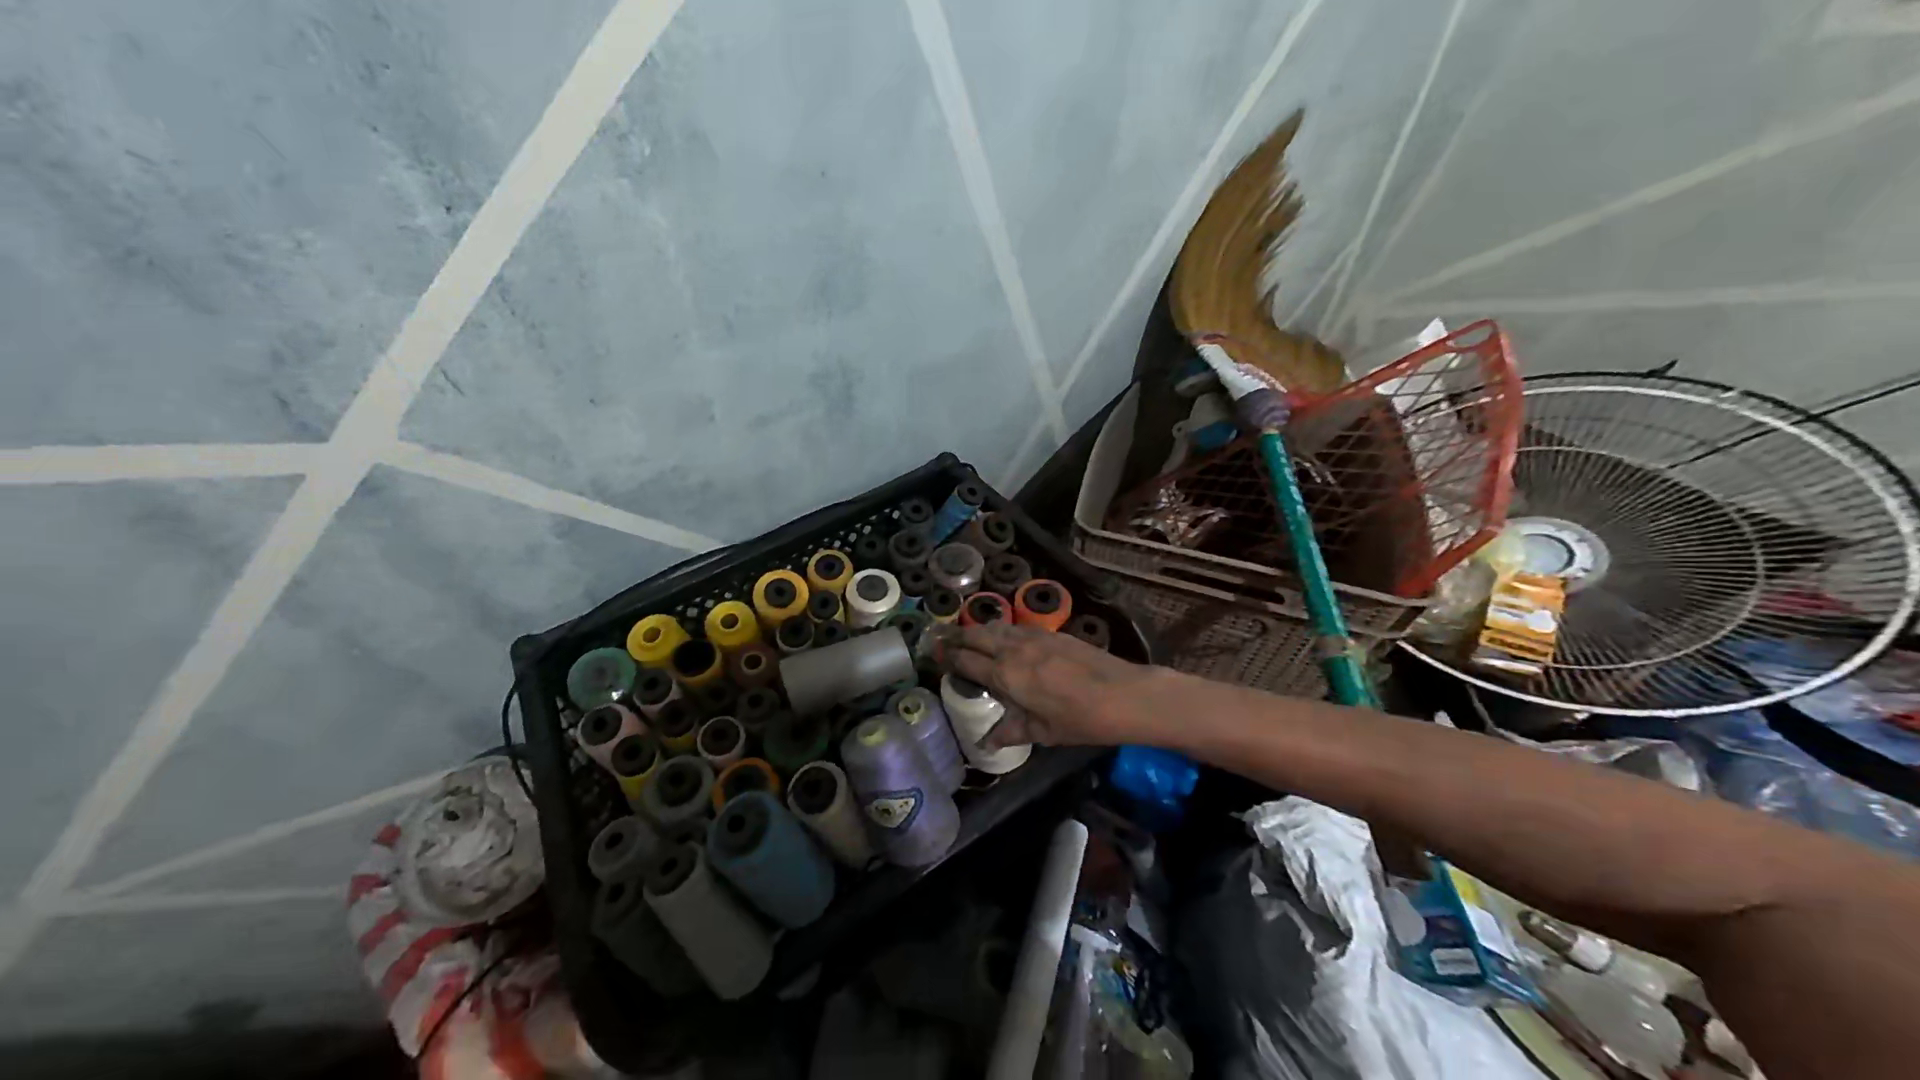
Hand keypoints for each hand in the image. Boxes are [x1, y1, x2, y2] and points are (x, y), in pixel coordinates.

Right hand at [931, 622, 1181, 748]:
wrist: (1124, 694)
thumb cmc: (1080, 720)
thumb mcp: (1042, 733)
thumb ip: (1011, 731)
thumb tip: (985, 743)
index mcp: (1006, 675)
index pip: (966, 661)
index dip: (947, 657)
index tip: (931, 655)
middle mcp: (1013, 650)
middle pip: (975, 636)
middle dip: (954, 637)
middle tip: (937, 639)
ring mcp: (1033, 637)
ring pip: (995, 627)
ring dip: (975, 630)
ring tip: (963, 635)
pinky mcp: (1051, 633)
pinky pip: (1014, 627)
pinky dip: (998, 629)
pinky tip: (999, 635)